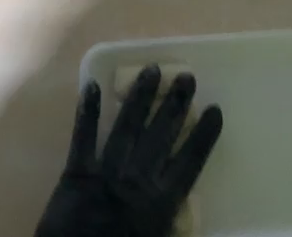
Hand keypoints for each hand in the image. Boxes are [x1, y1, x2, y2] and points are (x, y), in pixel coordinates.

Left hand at [35, 65, 224, 236]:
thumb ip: (173, 221)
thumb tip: (188, 204)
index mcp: (160, 202)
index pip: (189, 162)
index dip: (203, 136)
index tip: (215, 109)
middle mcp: (138, 180)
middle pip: (160, 135)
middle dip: (174, 105)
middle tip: (186, 77)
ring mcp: (107, 173)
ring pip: (127, 128)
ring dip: (140, 98)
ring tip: (152, 70)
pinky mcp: (77, 173)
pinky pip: (83, 138)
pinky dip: (86, 112)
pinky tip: (90, 85)